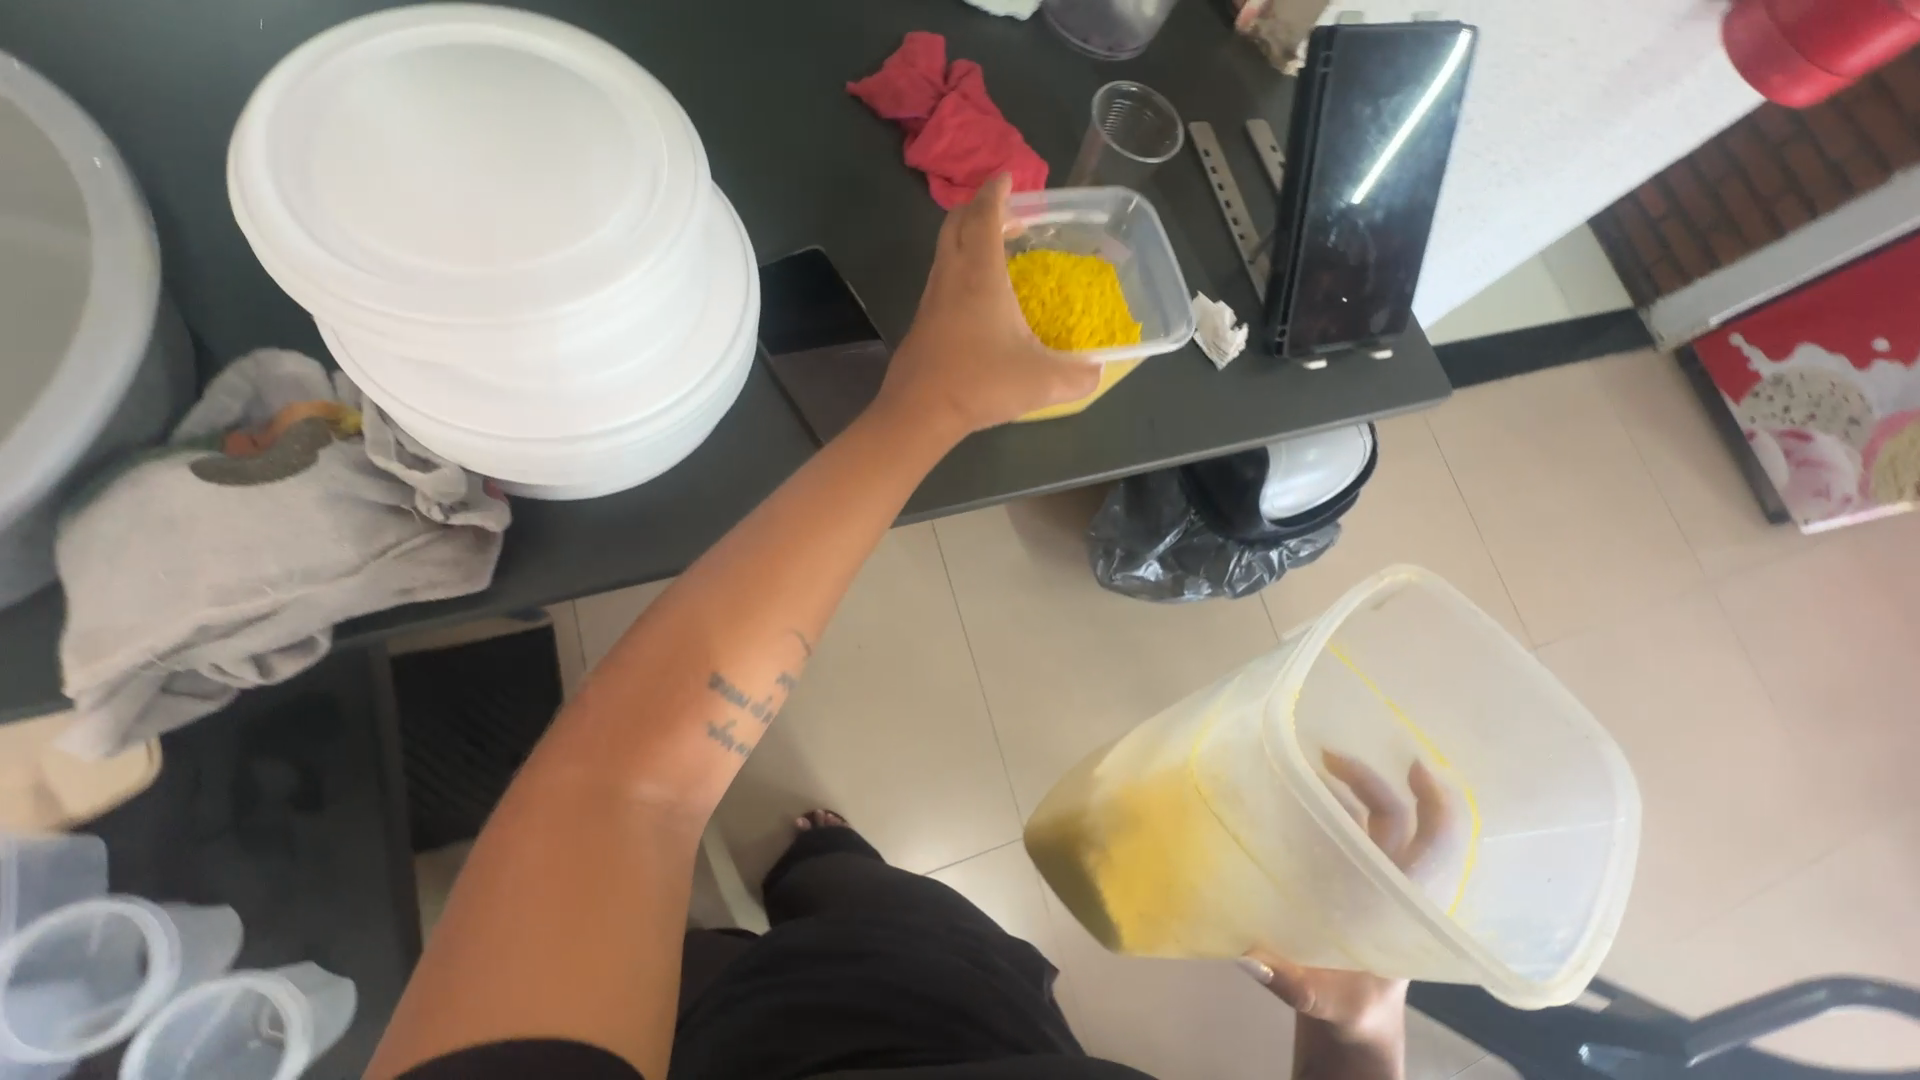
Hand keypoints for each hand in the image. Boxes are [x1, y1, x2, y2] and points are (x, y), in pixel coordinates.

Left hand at [875, 174, 1102, 435]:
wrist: (919, 412)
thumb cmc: (981, 384)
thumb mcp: (1042, 382)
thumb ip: (1077, 376)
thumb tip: (1097, 372)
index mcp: (981, 275)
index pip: (985, 216)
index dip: (997, 193)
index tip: (1007, 179)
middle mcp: (952, 277)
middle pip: (956, 224)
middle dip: (978, 209)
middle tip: (1005, 213)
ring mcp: (931, 299)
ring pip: (944, 252)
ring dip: (966, 240)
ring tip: (994, 251)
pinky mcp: (922, 323)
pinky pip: (941, 280)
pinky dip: (959, 270)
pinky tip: (977, 299)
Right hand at [1240, 755, 1453, 1038]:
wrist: (1357, 1016)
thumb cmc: (1347, 1005)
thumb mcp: (1320, 1000)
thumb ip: (1288, 983)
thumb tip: (1247, 958)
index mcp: (1402, 903)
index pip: (1432, 845)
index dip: (1434, 805)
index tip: (1414, 764)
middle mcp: (1394, 881)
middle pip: (1396, 819)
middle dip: (1369, 780)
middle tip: (1326, 754)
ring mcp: (1376, 874)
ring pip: (1376, 818)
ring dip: (1353, 787)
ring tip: (1312, 762)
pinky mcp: (1355, 874)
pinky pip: (1354, 829)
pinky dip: (1339, 804)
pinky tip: (1308, 792)